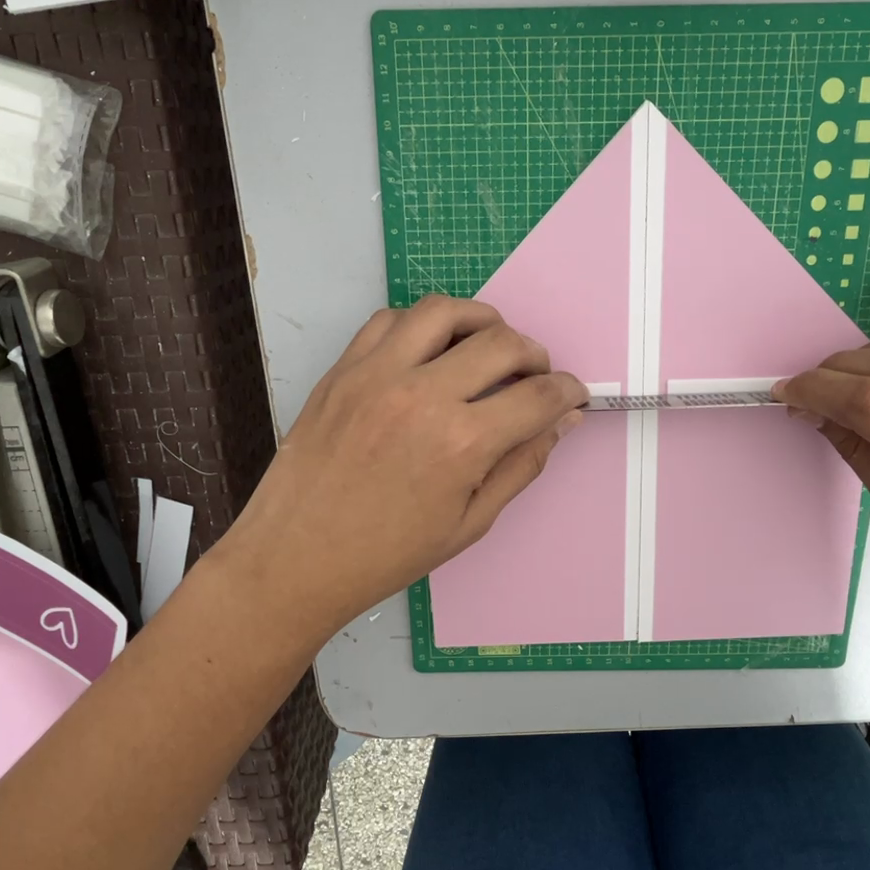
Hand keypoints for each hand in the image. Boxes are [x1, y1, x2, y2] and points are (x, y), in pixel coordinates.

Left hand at [209, 296, 587, 632]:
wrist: (297, 557)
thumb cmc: (386, 554)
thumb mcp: (469, 524)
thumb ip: (521, 466)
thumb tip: (561, 424)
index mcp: (462, 444)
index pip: (539, 395)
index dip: (568, 391)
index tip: (572, 394)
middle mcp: (423, 396)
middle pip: (502, 342)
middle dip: (535, 354)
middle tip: (534, 375)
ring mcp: (377, 375)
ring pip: (444, 311)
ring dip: (481, 321)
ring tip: (488, 346)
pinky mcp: (343, 370)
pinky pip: (390, 319)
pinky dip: (421, 325)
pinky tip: (429, 352)